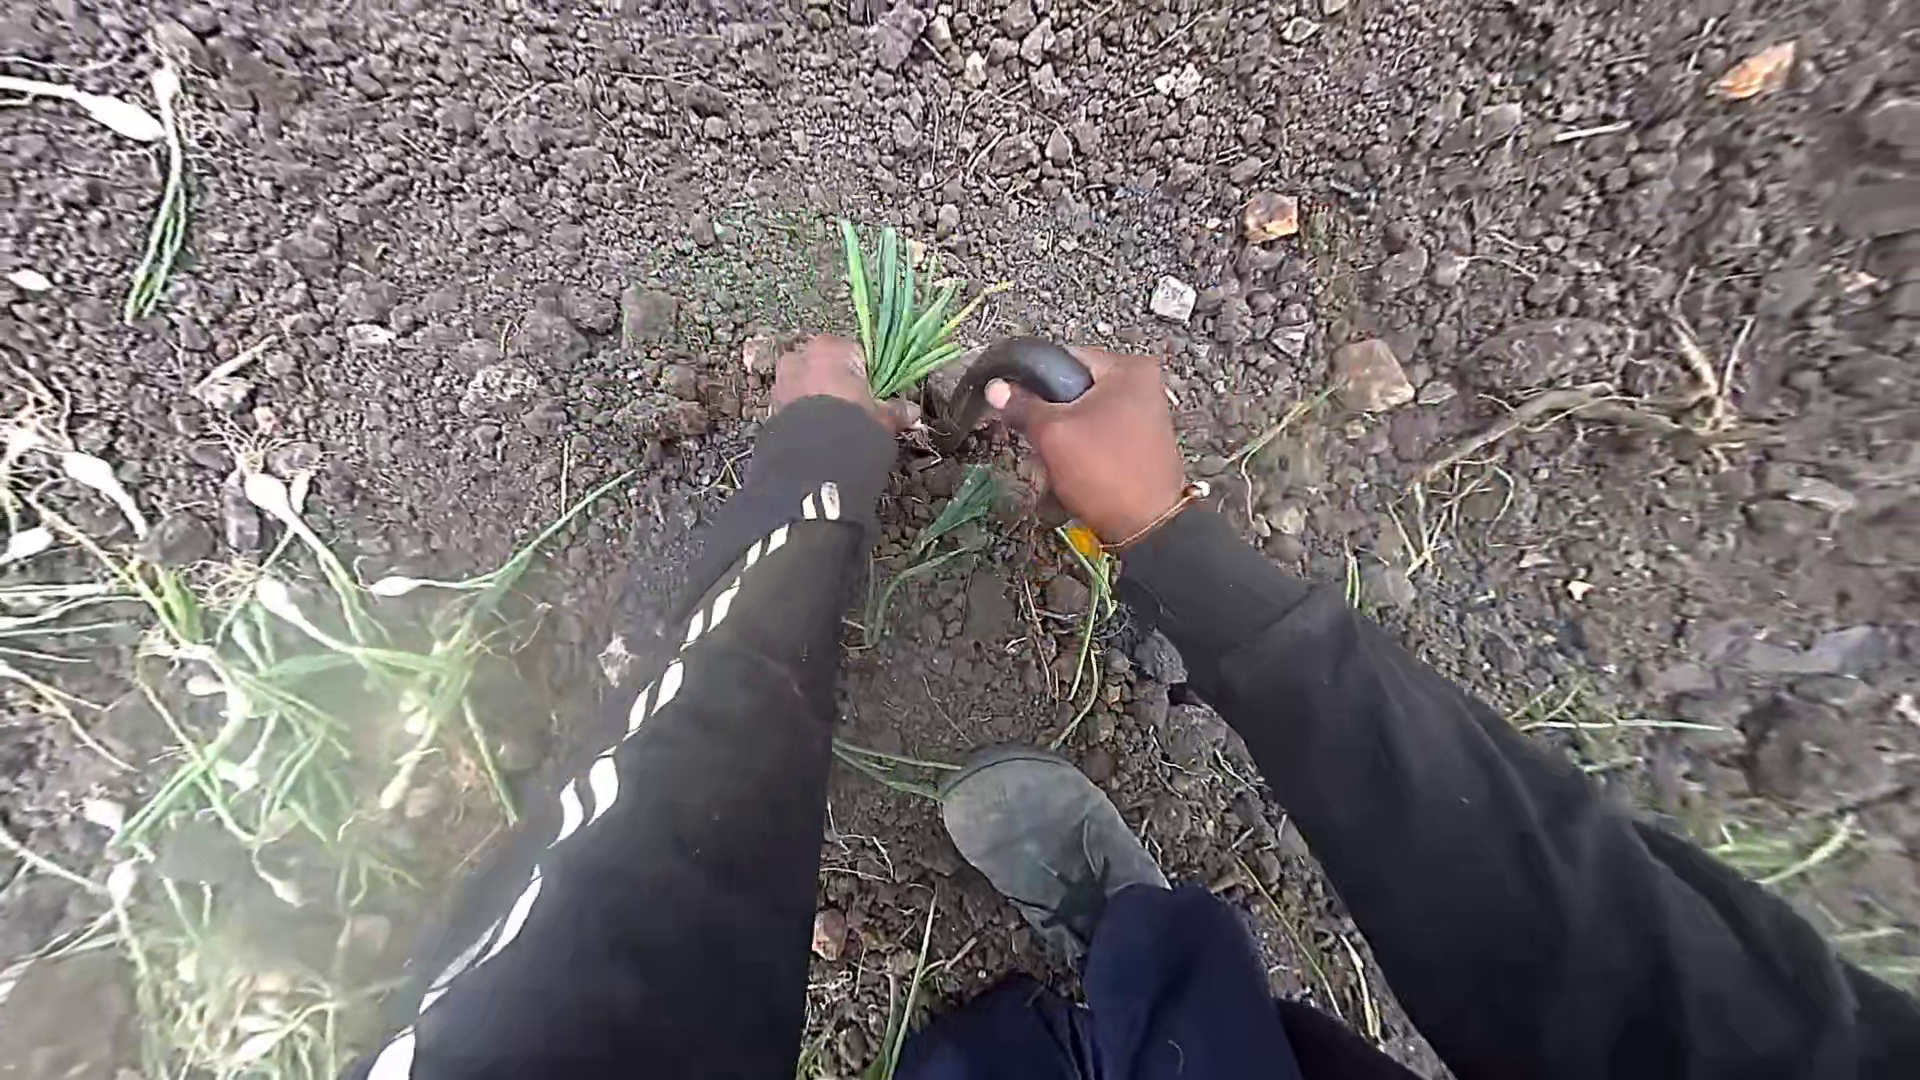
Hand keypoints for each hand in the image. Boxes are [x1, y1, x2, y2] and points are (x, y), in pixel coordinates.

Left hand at [771, 335, 919, 433]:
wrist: (814, 459)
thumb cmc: (854, 425)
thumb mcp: (884, 418)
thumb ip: (896, 411)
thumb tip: (911, 412)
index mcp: (832, 348)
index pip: (858, 352)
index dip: (869, 375)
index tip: (877, 395)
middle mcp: (802, 356)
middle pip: (828, 367)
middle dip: (840, 385)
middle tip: (857, 411)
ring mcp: (782, 380)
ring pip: (808, 385)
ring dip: (820, 400)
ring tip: (837, 427)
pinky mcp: (771, 407)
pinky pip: (794, 405)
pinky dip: (806, 416)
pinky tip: (820, 435)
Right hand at [986, 346, 1185, 543]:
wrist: (1145, 526)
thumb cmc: (1106, 473)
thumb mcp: (1053, 434)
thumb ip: (1023, 406)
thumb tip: (997, 388)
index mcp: (1128, 369)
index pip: (1064, 359)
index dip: (1033, 383)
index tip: (1017, 405)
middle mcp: (1141, 386)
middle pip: (1071, 393)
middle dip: (1048, 424)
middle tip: (1040, 447)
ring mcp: (1141, 417)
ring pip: (1079, 420)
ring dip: (1059, 446)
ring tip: (1055, 471)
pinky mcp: (1136, 444)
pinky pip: (1094, 440)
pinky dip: (1078, 457)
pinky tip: (1070, 479)